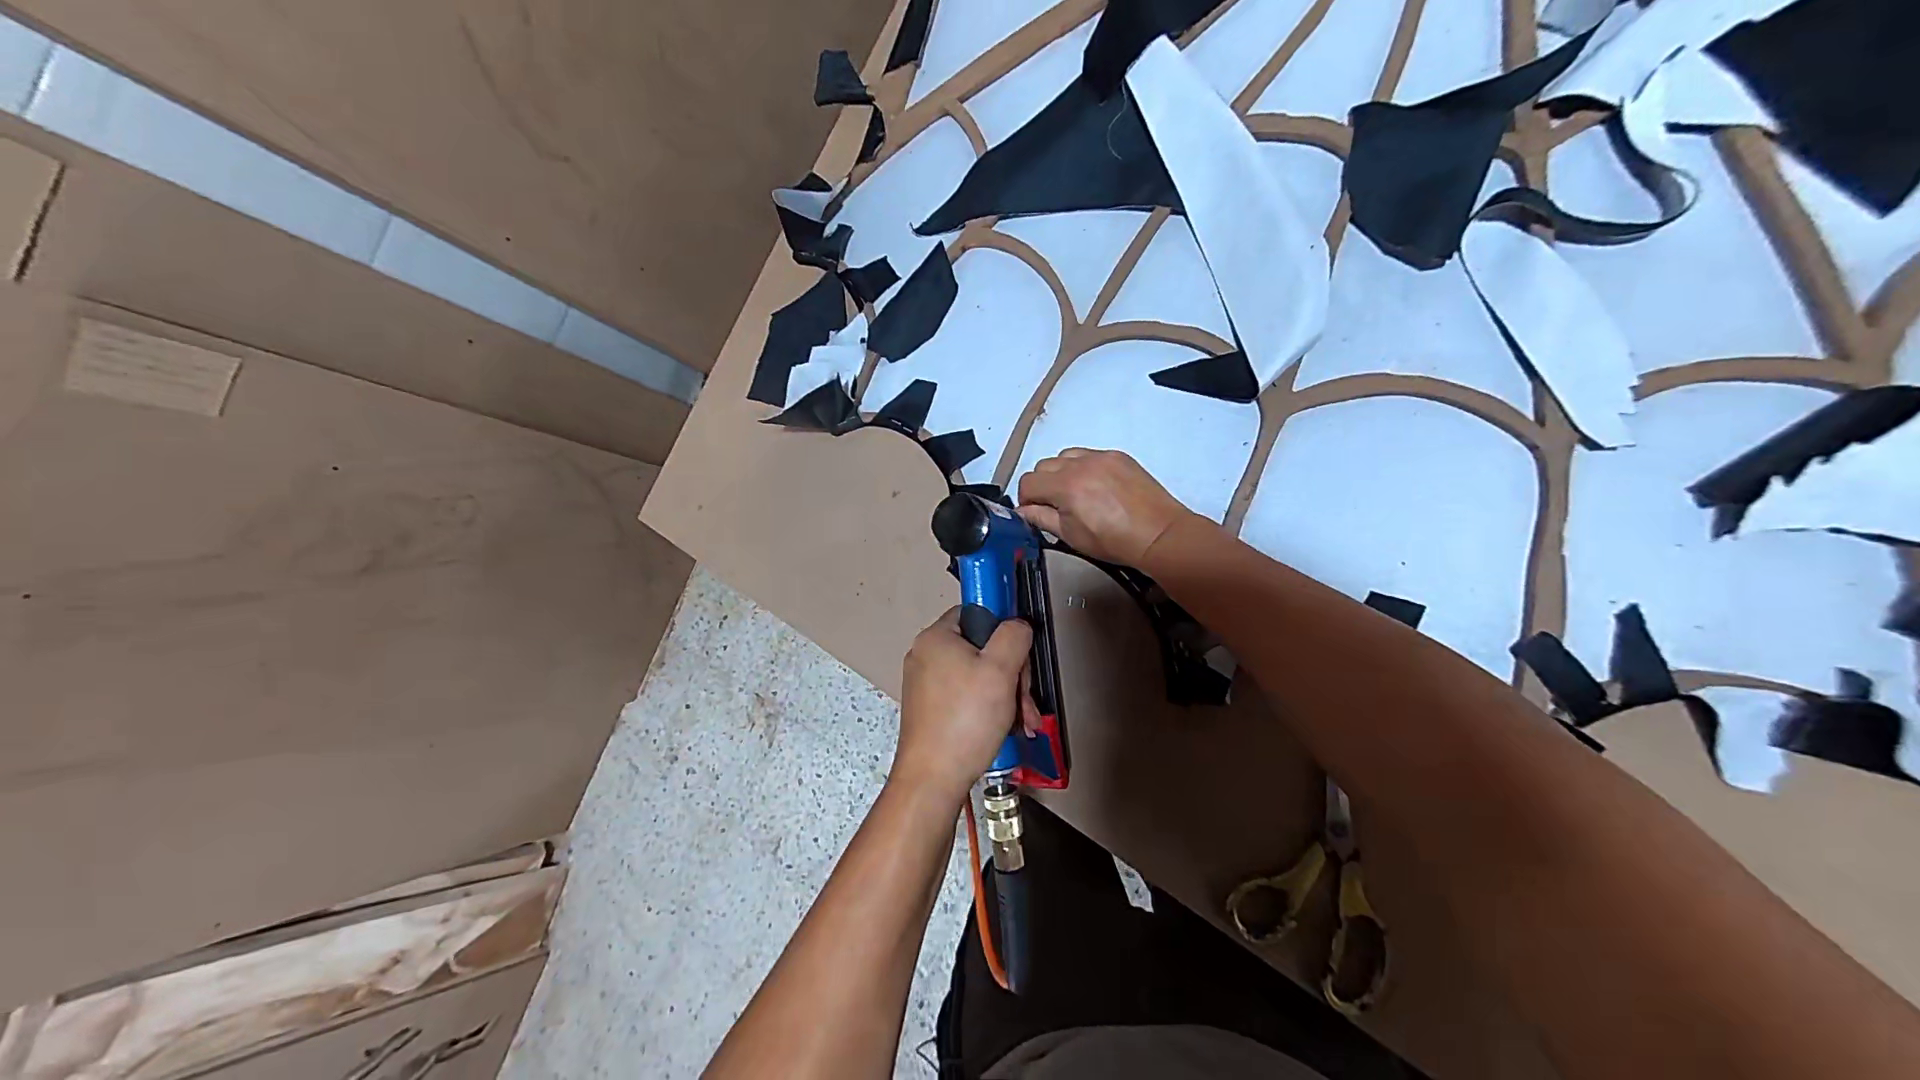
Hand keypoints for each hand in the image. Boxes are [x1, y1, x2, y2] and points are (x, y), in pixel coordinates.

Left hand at [893, 608, 1039, 803]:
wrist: (934, 779)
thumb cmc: (960, 727)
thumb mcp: (1001, 670)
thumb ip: (1014, 636)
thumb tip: (1018, 626)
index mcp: (936, 638)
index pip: (976, 612)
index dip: (1002, 628)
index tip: (1018, 641)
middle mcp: (927, 657)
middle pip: (982, 648)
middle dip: (1011, 673)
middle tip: (1022, 694)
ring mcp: (928, 685)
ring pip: (979, 676)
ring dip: (1006, 695)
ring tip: (1018, 718)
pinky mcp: (933, 709)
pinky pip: (968, 698)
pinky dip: (990, 709)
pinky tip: (1004, 728)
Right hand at [1016, 448, 1196, 566]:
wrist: (1157, 535)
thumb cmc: (1118, 540)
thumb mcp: (1071, 535)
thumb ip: (1041, 518)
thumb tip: (1024, 512)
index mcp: (1066, 485)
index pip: (1029, 482)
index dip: (1027, 500)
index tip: (1034, 511)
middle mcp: (1082, 464)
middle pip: (1044, 466)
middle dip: (1043, 485)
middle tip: (1054, 506)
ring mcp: (1102, 458)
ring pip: (1066, 456)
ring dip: (1062, 473)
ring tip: (1075, 495)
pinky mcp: (1119, 457)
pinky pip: (1091, 455)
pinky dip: (1085, 468)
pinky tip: (1095, 488)